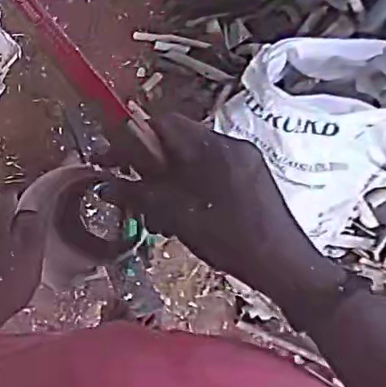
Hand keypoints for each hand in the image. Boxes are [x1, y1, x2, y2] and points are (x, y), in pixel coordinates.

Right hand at [111, 114, 344, 307]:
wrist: (281, 263)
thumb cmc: (226, 235)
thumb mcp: (172, 214)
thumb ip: (136, 194)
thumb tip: (103, 186)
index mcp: (210, 147)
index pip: (161, 123)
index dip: (131, 137)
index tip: (111, 160)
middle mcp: (229, 144)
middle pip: (175, 139)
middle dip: (146, 160)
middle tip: (127, 184)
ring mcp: (243, 160)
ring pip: (191, 157)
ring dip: (165, 175)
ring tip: (152, 205)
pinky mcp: (251, 177)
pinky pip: (208, 169)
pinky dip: (186, 183)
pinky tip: (178, 210)